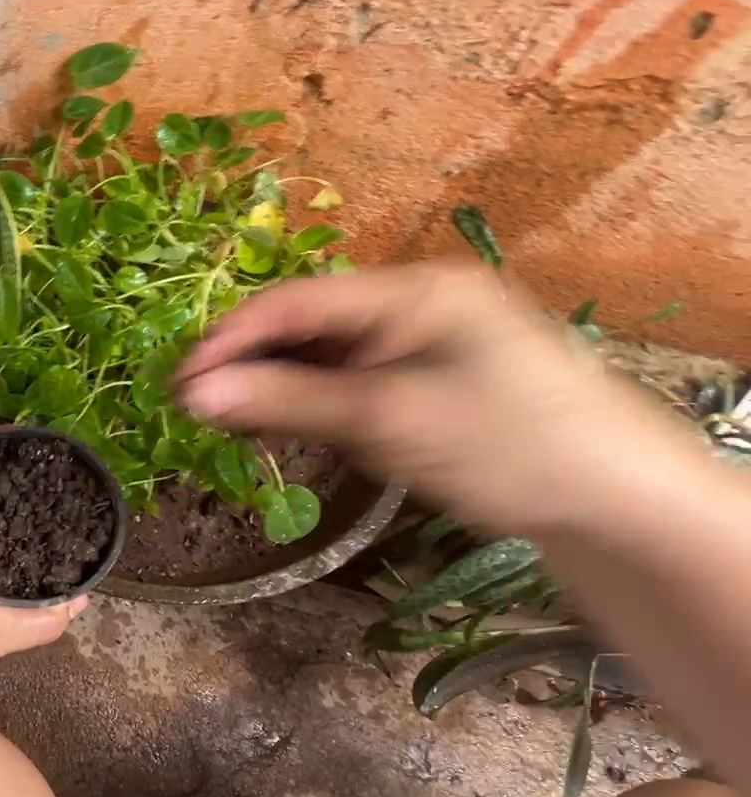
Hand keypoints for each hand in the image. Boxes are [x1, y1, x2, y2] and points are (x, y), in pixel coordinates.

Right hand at [175, 262, 704, 534]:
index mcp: (409, 293)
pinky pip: (339, 382)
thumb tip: (189, 394)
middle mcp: (406, 307)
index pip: (291, 302)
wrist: (616, 503)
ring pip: (315, 356)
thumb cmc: (507, 444)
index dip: (228, 339)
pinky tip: (269, 425)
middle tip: (190, 403)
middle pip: (300, 326)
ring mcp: (412, 344)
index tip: (178, 379)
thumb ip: (282, 401)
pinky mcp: (414, 380)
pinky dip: (301, 403)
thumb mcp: (383, 419)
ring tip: (221, 419)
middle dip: (244, 364)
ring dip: (268, 386)